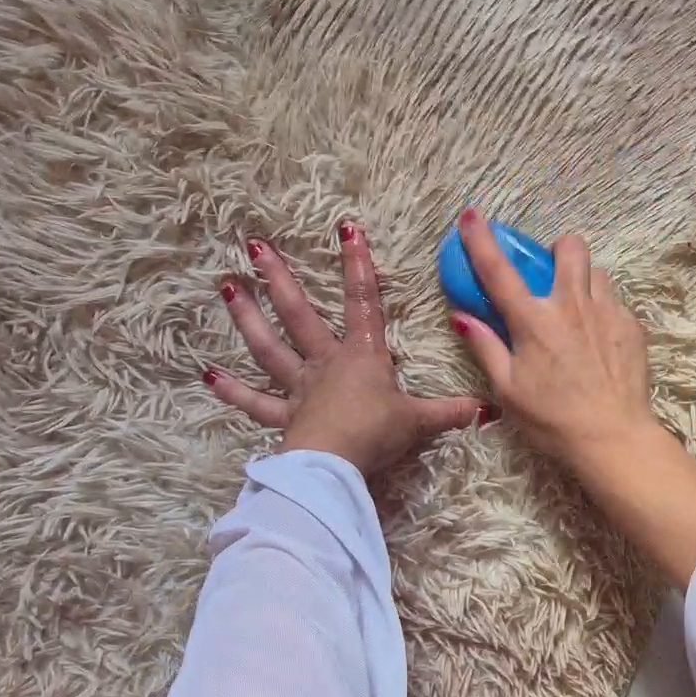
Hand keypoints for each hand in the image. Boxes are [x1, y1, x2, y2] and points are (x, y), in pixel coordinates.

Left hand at [205, 223, 488, 475]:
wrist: (334, 465)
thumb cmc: (377, 433)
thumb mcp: (421, 422)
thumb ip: (450, 412)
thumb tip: (488, 409)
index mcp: (362, 357)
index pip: (364, 303)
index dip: (358, 267)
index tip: (346, 230)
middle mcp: (326, 363)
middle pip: (300, 315)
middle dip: (280, 279)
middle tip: (255, 246)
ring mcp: (300, 388)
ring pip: (269, 347)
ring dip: (247, 317)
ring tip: (226, 286)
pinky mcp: (284, 417)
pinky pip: (255, 402)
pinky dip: (233, 390)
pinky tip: (208, 375)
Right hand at [450, 208, 659, 470]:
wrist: (613, 437)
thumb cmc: (553, 420)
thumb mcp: (508, 389)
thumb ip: (486, 347)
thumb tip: (462, 317)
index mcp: (534, 321)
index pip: (499, 271)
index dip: (481, 240)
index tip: (472, 215)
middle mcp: (572, 306)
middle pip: (570, 248)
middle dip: (559, 249)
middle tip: (551, 275)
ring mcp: (607, 313)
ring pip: (598, 273)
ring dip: (585, 282)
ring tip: (579, 311)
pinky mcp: (632, 328)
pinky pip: (616, 303)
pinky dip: (604, 311)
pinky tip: (600, 340)